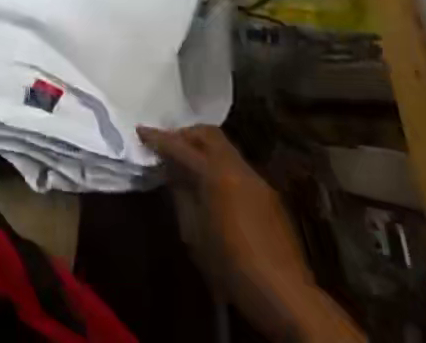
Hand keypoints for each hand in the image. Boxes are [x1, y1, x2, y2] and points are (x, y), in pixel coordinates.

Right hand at [140, 126, 360, 342]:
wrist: (285, 294)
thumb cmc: (230, 263)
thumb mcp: (192, 230)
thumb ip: (180, 194)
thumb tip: (172, 173)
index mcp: (216, 174)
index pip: (180, 146)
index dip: (158, 138)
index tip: (140, 131)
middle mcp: (239, 169)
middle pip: (210, 135)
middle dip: (185, 135)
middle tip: (166, 145)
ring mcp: (258, 182)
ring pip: (226, 150)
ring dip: (203, 150)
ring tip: (186, 165)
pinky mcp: (269, 197)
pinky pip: (237, 168)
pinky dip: (219, 166)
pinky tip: (210, 186)